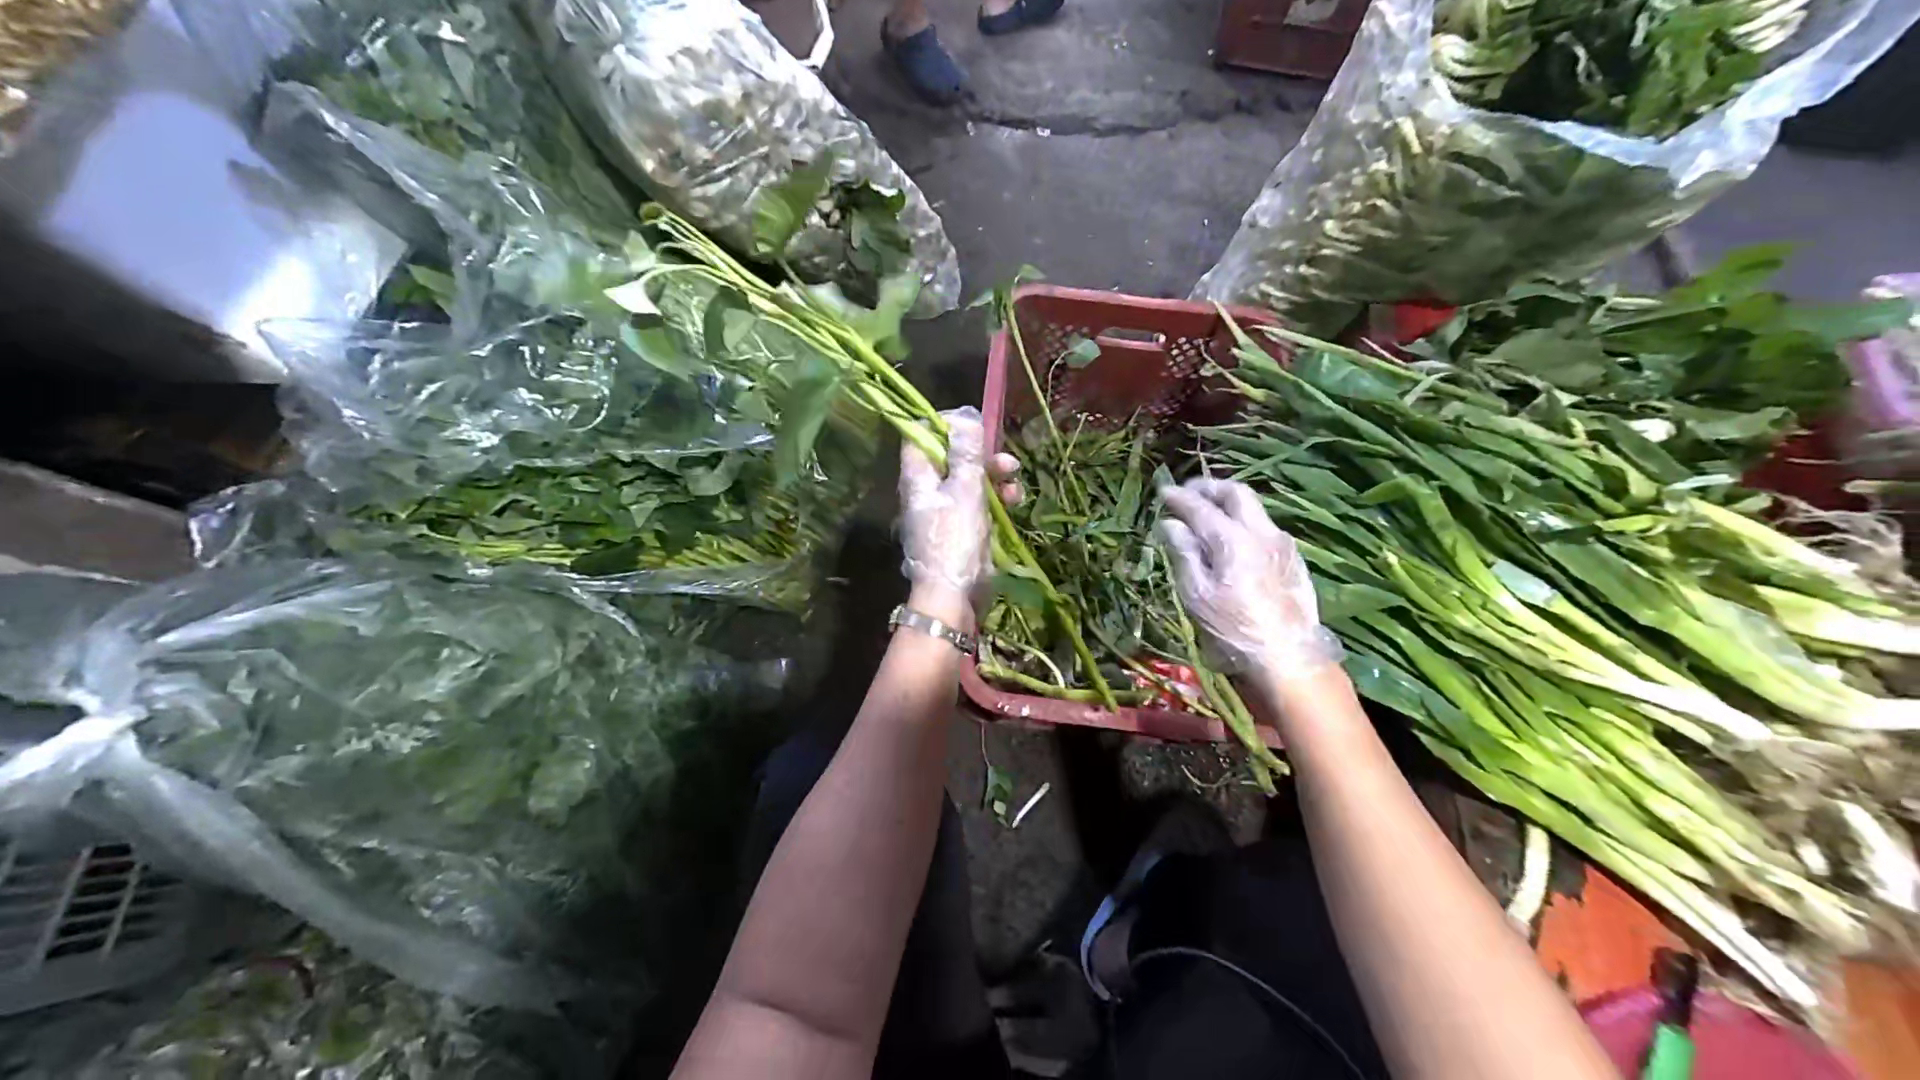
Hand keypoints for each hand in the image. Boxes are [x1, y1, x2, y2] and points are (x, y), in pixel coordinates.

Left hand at [899, 407, 1020, 622]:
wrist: (954, 597)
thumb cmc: (955, 541)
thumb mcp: (965, 491)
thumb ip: (966, 455)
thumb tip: (964, 419)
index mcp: (918, 478)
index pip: (919, 436)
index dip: (944, 426)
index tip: (973, 426)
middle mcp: (927, 491)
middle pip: (950, 457)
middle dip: (980, 454)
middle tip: (1005, 460)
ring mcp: (945, 510)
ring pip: (969, 479)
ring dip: (994, 476)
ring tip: (1015, 482)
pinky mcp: (962, 528)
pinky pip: (978, 503)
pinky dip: (995, 498)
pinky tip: (1014, 501)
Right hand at [1157, 477, 1341, 676]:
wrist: (1288, 657)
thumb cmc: (1234, 629)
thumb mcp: (1197, 595)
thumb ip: (1184, 553)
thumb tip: (1170, 524)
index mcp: (1233, 540)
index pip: (1201, 507)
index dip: (1179, 498)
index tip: (1162, 492)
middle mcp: (1262, 532)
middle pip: (1236, 493)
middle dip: (1209, 488)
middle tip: (1188, 493)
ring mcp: (1282, 545)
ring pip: (1254, 509)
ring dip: (1228, 504)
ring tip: (1208, 514)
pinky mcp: (1293, 559)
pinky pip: (1265, 527)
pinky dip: (1243, 522)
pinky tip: (1233, 540)